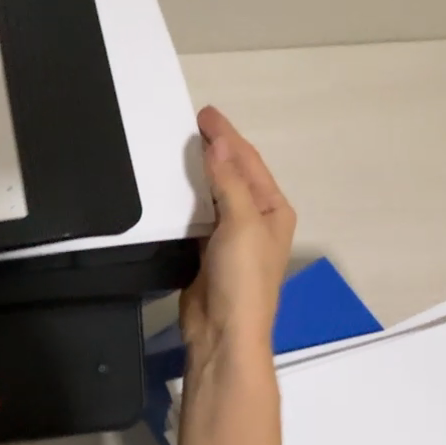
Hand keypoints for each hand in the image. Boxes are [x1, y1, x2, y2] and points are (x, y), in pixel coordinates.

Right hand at [181, 107, 295, 355]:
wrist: (224, 330)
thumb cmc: (241, 279)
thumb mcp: (240, 225)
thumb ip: (228, 183)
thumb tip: (218, 145)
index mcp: (271, 210)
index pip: (247, 162)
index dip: (227, 136)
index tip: (204, 113)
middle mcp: (255, 219)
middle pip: (235, 174)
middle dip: (217, 148)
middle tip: (193, 125)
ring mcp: (231, 237)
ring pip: (215, 193)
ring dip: (201, 172)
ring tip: (180, 150)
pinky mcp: (207, 252)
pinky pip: (198, 214)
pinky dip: (187, 198)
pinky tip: (173, 190)